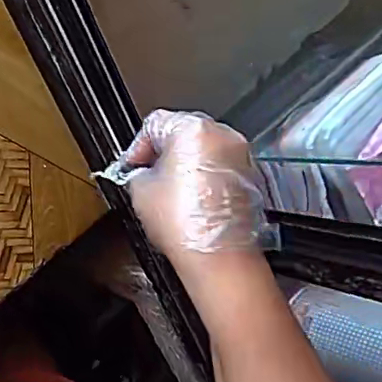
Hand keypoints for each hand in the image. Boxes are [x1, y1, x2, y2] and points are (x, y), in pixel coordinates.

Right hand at [112, 110, 273, 263]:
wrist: (219, 258)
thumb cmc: (185, 224)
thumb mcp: (140, 191)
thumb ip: (137, 172)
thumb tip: (141, 172)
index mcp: (192, 130)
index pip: (155, 123)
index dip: (136, 147)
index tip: (130, 166)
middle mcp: (222, 136)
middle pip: (183, 134)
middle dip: (163, 155)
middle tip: (147, 179)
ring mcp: (241, 157)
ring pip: (204, 152)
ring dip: (185, 167)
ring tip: (169, 195)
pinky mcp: (250, 178)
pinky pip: (220, 170)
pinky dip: (205, 181)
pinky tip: (191, 205)